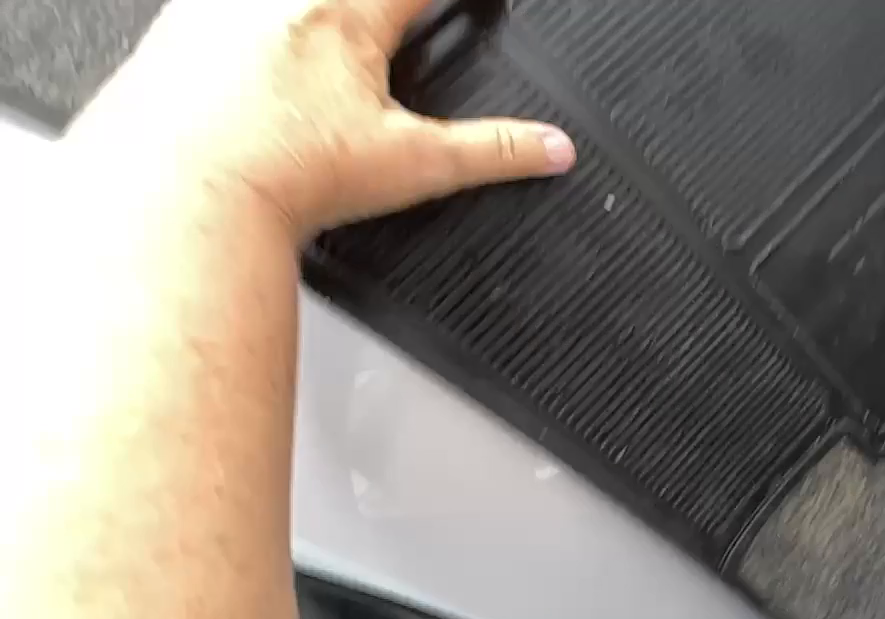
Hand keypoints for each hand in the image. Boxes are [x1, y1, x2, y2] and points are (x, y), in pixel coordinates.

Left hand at [67, 0, 575, 237]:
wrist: (193, 186)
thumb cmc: (292, 169)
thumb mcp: (422, 164)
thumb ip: (496, 152)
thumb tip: (554, 148)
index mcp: (342, 18)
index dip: (450, 0)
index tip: (471, 5)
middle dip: (382, 7)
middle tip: (405, 21)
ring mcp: (219, 9)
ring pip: (288, 0)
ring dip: (324, 14)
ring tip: (346, 50)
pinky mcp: (181, 34)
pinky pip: (228, 10)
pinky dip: (263, 23)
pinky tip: (278, 59)